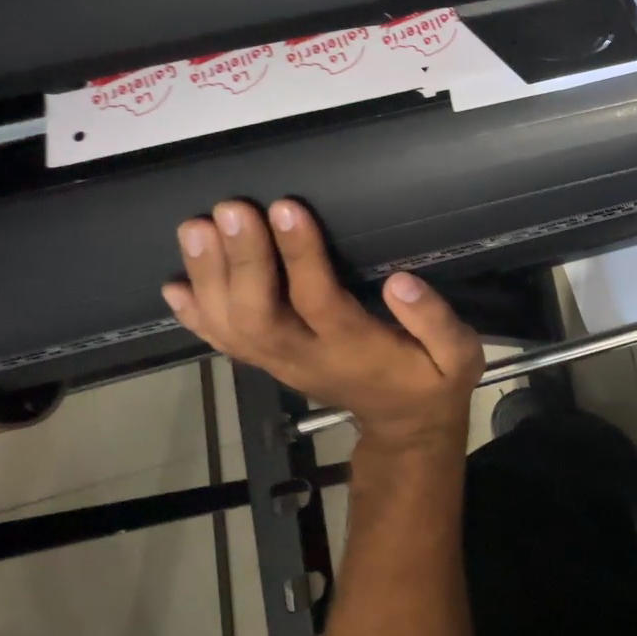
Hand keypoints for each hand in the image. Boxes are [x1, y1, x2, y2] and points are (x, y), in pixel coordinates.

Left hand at [162, 199, 484, 453]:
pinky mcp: (272, 364)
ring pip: (232, 323)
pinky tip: (177, 284)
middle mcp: (307, 357)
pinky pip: (224, 341)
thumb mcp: (459, 356)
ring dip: (210, 275)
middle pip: (259, 311)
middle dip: (241, 258)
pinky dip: (195, 313)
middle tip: (230, 210)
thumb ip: (434, 320)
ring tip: (196, 228)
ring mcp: (282, 363)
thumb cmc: (434, 382)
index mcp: (356, 349)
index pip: (318, 299)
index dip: (300, 255)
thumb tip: (400, 281)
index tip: (287, 209)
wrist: (406, 426)